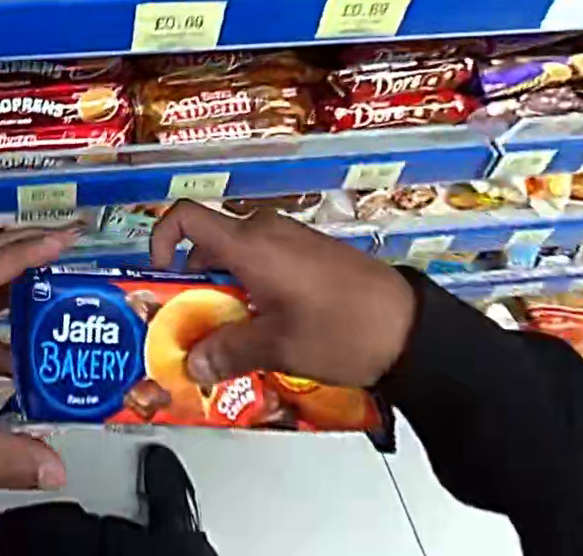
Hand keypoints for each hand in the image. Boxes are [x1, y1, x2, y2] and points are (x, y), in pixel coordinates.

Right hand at [148, 200, 415, 388]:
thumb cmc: (341, 329)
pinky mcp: (311, 247)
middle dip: (196, 277)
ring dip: (227, 281)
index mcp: (247, 243)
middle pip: (209, 240)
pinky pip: (264, 254)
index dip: (162, 238)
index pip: (184, 216)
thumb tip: (192, 366)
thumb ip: (228, 351)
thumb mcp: (280, 347)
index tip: (165, 275)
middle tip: (200, 316)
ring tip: (240, 324)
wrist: (420, 330)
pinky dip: (253, 278)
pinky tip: (275, 317)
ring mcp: (290, 235)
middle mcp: (263, 229)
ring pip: (237, 250)